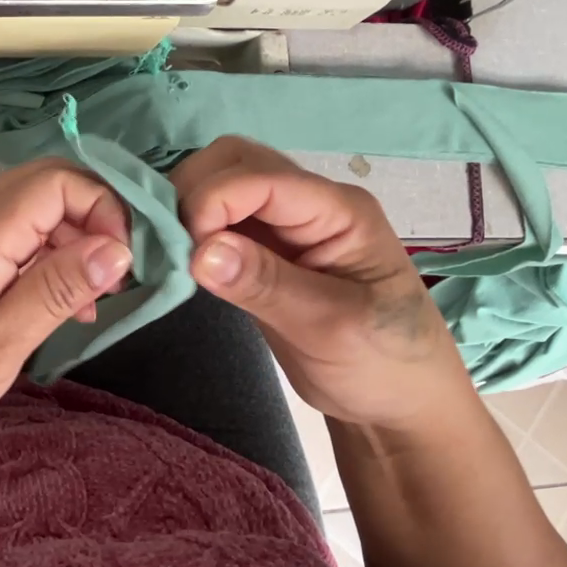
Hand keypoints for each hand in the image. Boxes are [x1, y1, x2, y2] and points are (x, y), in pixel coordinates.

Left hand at [0, 159, 134, 460]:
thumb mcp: (3, 340)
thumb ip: (58, 287)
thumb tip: (117, 247)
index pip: (58, 180)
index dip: (103, 207)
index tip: (124, 261)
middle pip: (47, 183)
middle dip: (94, 218)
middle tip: (116, 274)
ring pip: (33, 208)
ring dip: (73, 240)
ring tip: (94, 298)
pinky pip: (14, 234)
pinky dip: (47, 256)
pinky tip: (63, 304)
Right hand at [170, 136, 469, 430]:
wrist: (397, 404)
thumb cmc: (384, 366)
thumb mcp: (330, 328)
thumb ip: (264, 284)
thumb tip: (198, 251)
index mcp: (338, 210)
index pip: (260, 177)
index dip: (212, 200)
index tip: (185, 250)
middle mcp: (307, 203)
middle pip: (235, 161)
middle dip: (193, 191)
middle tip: (169, 244)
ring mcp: (283, 224)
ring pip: (219, 183)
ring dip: (185, 207)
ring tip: (170, 253)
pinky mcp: (261, 248)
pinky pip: (216, 218)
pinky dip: (188, 230)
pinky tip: (178, 259)